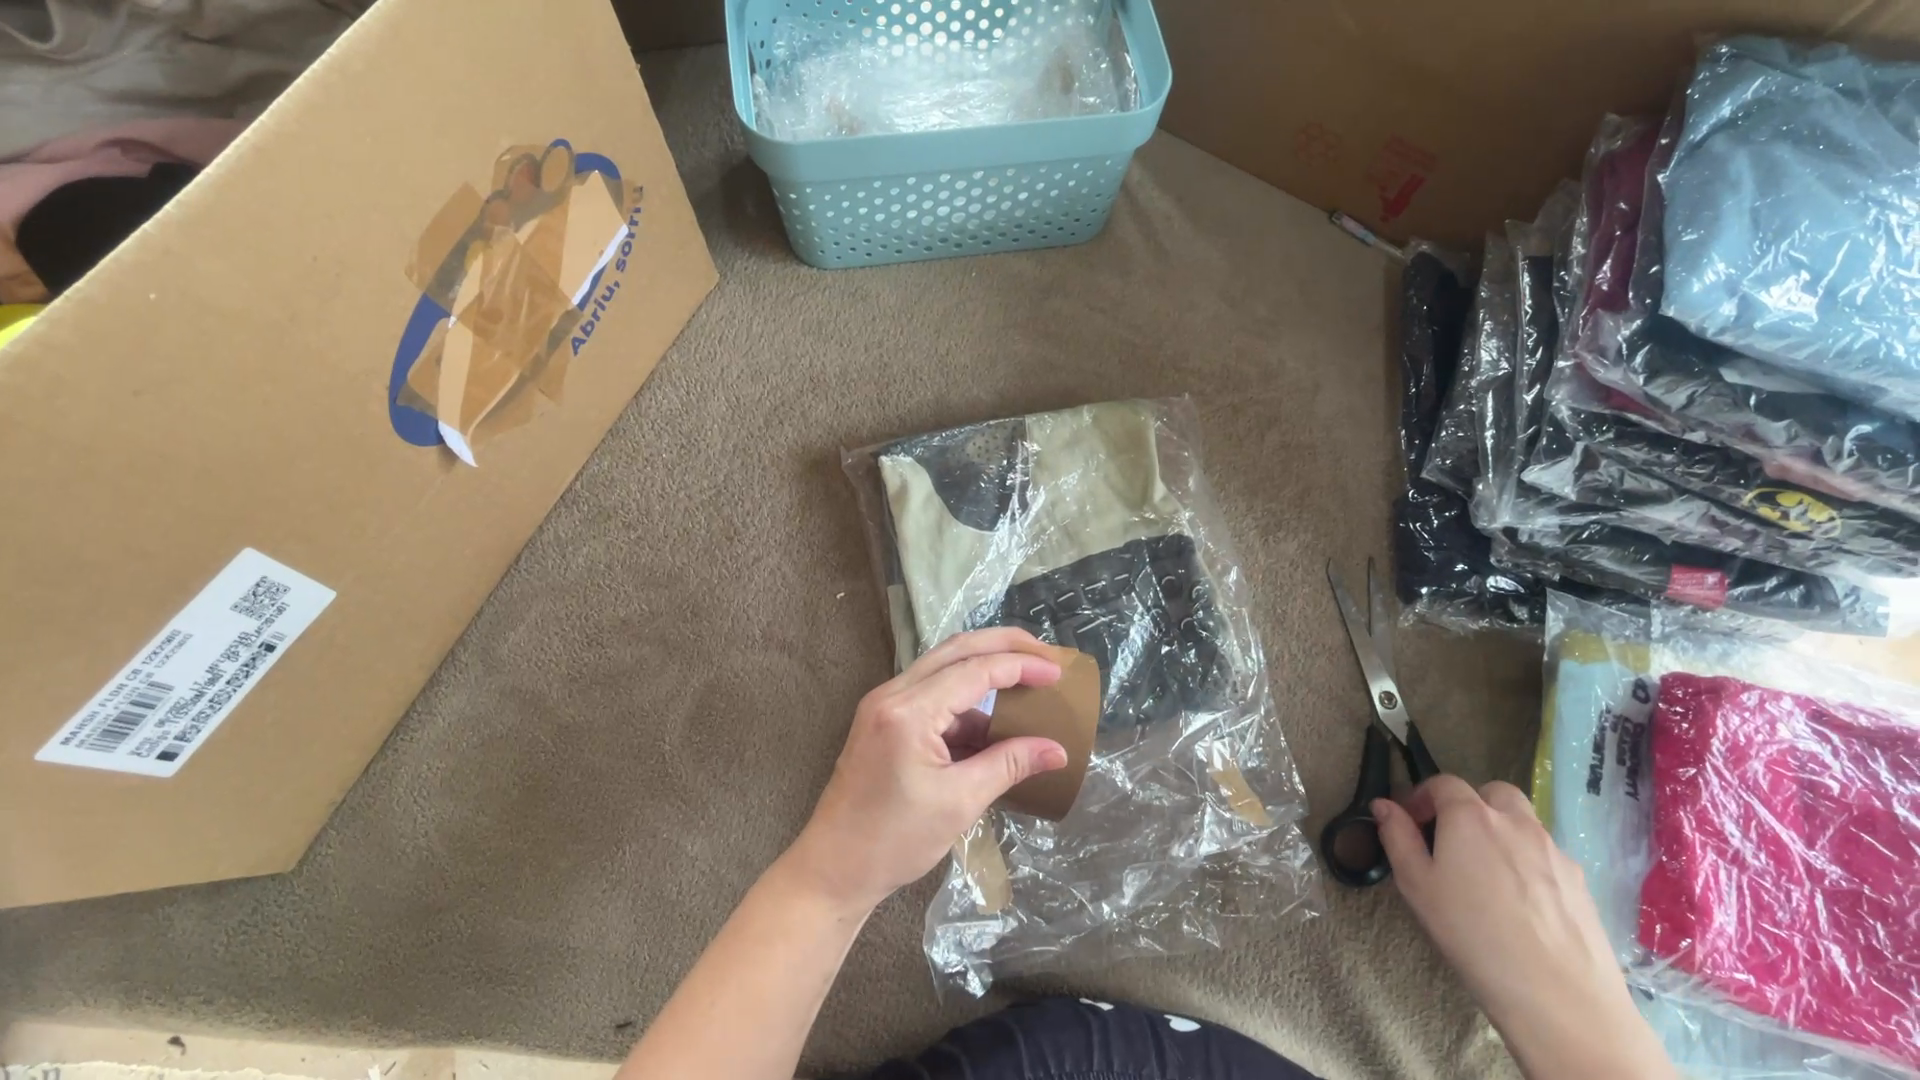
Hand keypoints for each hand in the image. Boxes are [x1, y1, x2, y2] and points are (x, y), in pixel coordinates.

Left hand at [784, 628, 1069, 913]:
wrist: (833, 868)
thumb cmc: (894, 841)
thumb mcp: (960, 802)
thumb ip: (1009, 765)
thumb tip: (1057, 749)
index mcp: (909, 711)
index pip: (974, 669)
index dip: (1020, 667)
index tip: (1058, 673)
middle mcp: (892, 694)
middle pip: (956, 649)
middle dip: (1004, 646)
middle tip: (1046, 655)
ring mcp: (884, 705)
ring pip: (943, 668)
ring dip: (985, 671)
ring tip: (1026, 684)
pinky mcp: (883, 720)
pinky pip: (931, 694)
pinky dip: (965, 702)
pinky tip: (992, 725)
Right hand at [1373, 777, 1675, 1079]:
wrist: (1557, 994)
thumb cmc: (1471, 933)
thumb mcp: (1416, 885)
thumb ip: (1397, 837)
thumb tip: (1384, 805)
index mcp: (1471, 816)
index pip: (1444, 784)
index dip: (1422, 796)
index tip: (1411, 822)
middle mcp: (1515, 822)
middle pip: (1491, 792)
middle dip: (1468, 805)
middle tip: (1451, 840)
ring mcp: (1553, 850)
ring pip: (1522, 822)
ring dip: (1500, 830)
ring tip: (1486, 873)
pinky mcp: (1579, 879)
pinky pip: (1545, 854)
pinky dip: (1527, 860)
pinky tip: (1519, 901)